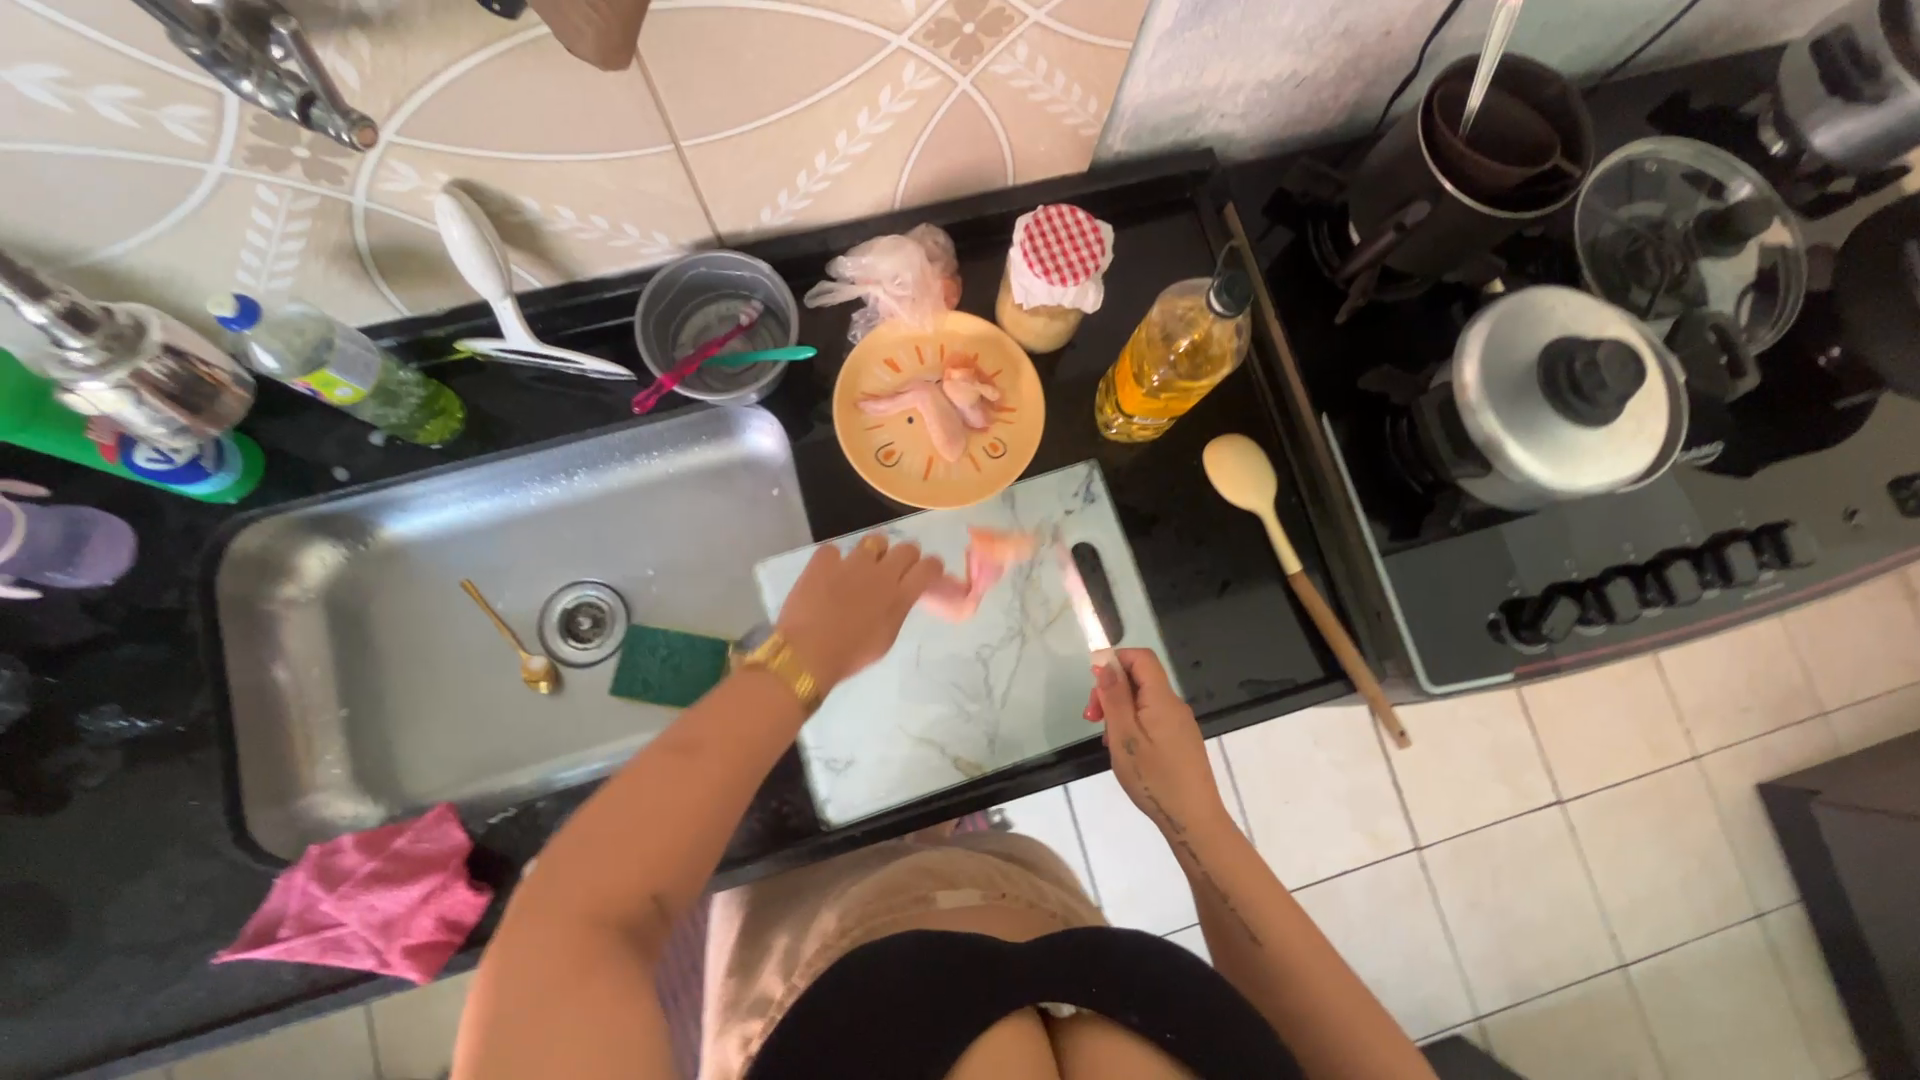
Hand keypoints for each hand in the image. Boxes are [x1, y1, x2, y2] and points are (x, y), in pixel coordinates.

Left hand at [775, 534, 944, 689]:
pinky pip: (835, 550)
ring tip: (863, 567)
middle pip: (907, 548)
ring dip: (874, 553)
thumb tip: (898, 598)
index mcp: (899, 595)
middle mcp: (880, 573)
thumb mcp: (886, 637)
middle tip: (897, 568)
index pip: (928, 567)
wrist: (807, 652)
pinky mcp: (823, 559)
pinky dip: (834, 560)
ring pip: (874, 541)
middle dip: (906, 556)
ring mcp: (851, 562)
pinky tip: (828, 574)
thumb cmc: (850, 654)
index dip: (932, 566)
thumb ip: (896, 610)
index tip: (929, 571)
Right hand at [1089, 649, 1231, 837]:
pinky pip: (1153, 719)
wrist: (1193, 820)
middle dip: (1112, 689)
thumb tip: (1105, 663)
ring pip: (1144, 701)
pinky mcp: (1181, 741)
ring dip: (1120, 710)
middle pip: (1141, 678)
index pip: (1141, 658)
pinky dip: (1133, 725)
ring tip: (1107, 740)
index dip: (1115, 660)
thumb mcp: (1124, 736)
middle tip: (1092, 718)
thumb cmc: (1154, 778)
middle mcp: (1174, 705)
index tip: (1093, 684)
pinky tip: (1125, 751)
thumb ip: (1115, 697)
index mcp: (1162, 699)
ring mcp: (1180, 724)